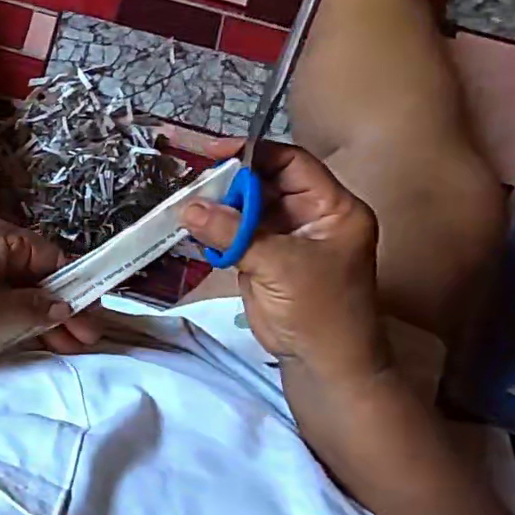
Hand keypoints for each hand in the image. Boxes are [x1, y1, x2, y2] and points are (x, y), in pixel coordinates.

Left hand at [0, 215, 104, 350]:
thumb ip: (30, 305)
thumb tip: (65, 307)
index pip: (50, 257)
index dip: (75, 284)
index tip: (94, 312)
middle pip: (40, 276)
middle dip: (64, 306)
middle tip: (88, 339)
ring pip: (25, 293)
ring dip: (47, 318)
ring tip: (72, 346)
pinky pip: (7, 303)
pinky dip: (24, 320)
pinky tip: (45, 340)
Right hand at [182, 141, 384, 376]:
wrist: (322, 363)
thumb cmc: (321, 311)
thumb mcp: (280, 265)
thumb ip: (234, 233)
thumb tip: (188, 208)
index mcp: (331, 208)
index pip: (291, 163)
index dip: (253, 153)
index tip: (213, 152)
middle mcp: (308, 215)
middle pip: (262, 183)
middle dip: (227, 181)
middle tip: (189, 180)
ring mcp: (283, 236)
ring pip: (243, 206)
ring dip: (215, 205)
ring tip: (183, 202)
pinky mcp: (260, 255)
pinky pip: (232, 231)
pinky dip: (211, 228)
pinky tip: (189, 225)